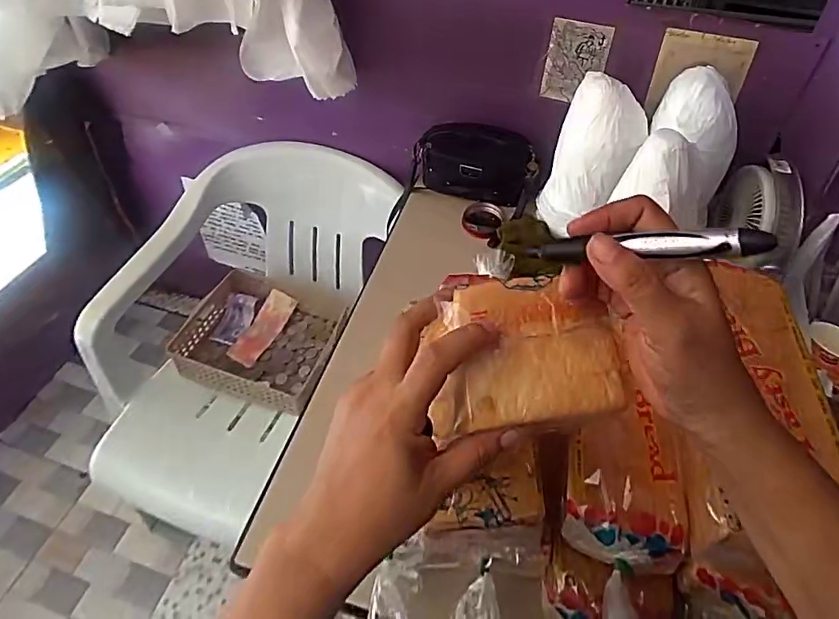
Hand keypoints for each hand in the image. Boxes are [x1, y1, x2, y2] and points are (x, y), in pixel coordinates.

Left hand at [277, 297, 524, 591]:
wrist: (322, 537)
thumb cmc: (380, 516)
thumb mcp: (435, 488)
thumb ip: (476, 454)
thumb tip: (516, 432)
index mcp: (396, 410)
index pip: (434, 357)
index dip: (465, 337)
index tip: (491, 328)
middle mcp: (373, 391)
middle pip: (400, 329)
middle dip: (428, 307)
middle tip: (455, 300)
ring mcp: (355, 394)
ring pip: (390, 351)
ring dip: (417, 341)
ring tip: (446, 352)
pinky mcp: (347, 404)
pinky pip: (381, 374)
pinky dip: (403, 369)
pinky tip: (418, 394)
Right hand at [559, 196, 774, 451]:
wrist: (709, 417)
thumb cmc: (700, 369)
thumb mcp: (668, 323)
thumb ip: (633, 282)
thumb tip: (596, 242)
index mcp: (678, 259)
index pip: (642, 216)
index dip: (609, 217)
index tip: (579, 233)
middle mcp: (660, 267)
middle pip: (616, 238)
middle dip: (588, 248)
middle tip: (566, 270)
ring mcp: (645, 289)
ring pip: (604, 263)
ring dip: (581, 271)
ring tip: (568, 292)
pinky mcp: (631, 311)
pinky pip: (600, 289)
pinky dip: (583, 290)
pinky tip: (574, 301)